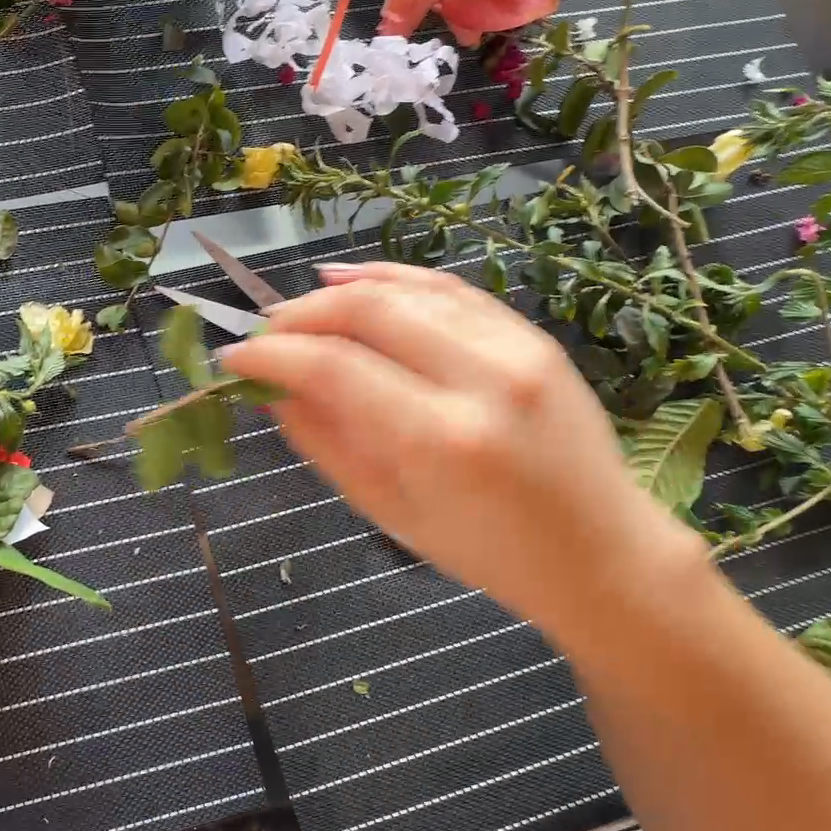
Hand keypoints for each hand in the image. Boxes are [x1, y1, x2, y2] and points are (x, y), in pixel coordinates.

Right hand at [220, 263, 707, 630]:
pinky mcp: (533, 337)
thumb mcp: (383, 508)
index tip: (233, 358)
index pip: (333, 367)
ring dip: (340, 292)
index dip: (271, 355)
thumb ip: (322, 440)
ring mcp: (517, 350)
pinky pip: (450, 290)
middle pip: (368, 311)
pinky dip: (394, 278)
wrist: (597, 552)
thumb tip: (271, 388)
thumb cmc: (480, 549)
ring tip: (297, 309)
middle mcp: (482, 379)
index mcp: (439, 439)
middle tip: (264, 334)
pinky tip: (352, 279)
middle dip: (300, 314)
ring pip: (408, 290)